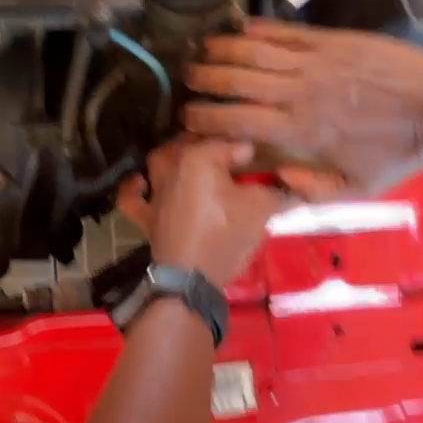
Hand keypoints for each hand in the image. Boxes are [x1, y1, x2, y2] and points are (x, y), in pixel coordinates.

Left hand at [117, 139, 288, 282]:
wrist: (191, 278)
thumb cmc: (226, 236)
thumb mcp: (260, 210)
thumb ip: (275, 192)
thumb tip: (290, 185)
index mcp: (198, 157)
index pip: (229, 143)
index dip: (249, 152)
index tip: (262, 164)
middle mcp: (172, 167)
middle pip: (191, 145)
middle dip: (211, 146)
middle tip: (232, 160)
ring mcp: (155, 192)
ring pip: (159, 161)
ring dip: (173, 156)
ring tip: (192, 161)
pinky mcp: (145, 216)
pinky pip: (132, 196)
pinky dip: (134, 187)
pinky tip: (140, 182)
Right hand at [183, 19, 422, 197]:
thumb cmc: (400, 152)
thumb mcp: (358, 189)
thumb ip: (312, 190)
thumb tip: (273, 177)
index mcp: (302, 131)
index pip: (238, 120)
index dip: (206, 118)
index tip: (187, 119)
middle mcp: (300, 92)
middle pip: (238, 80)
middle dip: (205, 79)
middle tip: (186, 81)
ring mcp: (316, 61)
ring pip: (255, 50)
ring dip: (222, 50)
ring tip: (201, 51)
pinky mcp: (333, 40)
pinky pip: (286, 33)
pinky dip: (257, 30)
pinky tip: (237, 28)